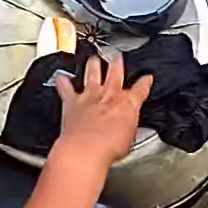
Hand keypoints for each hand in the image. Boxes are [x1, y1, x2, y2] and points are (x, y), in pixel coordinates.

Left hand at [50, 52, 153, 170]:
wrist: (84, 150)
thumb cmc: (108, 147)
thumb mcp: (129, 140)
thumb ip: (130, 129)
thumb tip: (131, 129)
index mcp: (128, 103)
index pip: (141, 88)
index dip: (145, 82)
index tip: (147, 77)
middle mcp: (109, 94)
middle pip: (115, 72)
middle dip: (117, 63)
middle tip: (117, 56)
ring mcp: (90, 96)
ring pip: (92, 73)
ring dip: (93, 65)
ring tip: (93, 59)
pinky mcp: (72, 102)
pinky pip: (65, 88)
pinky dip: (63, 82)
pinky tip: (61, 76)